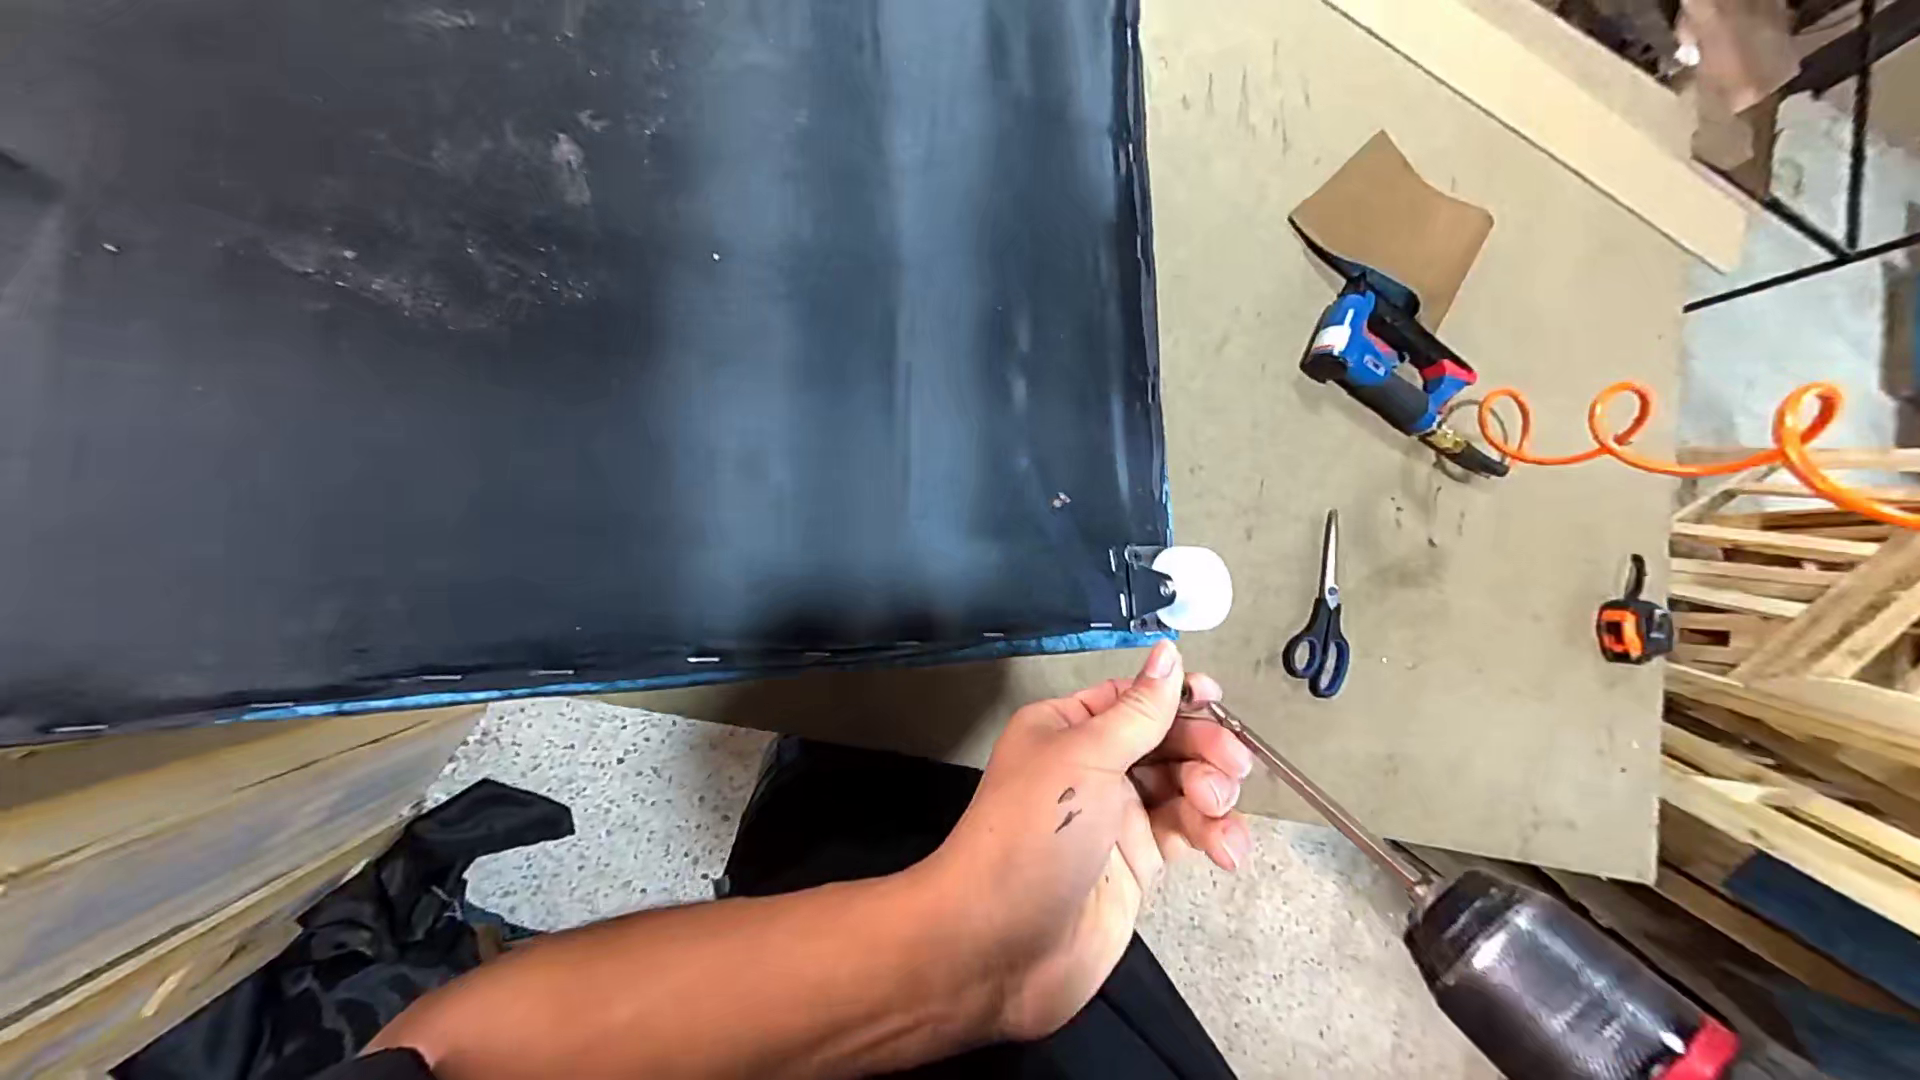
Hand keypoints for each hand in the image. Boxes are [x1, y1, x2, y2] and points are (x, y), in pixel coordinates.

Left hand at [918, 640, 1254, 1041]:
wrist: (1001, 944)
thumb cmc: (1036, 830)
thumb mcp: (1084, 758)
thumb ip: (1137, 711)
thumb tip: (1168, 651)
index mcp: (1066, 726)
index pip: (1130, 697)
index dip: (1173, 695)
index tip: (1214, 698)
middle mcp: (1091, 763)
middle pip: (1162, 739)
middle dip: (1201, 746)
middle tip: (1230, 765)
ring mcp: (1116, 813)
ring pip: (1180, 785)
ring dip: (1212, 793)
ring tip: (1217, 811)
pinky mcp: (1137, 861)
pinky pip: (1184, 832)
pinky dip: (1212, 835)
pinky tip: (1228, 850)